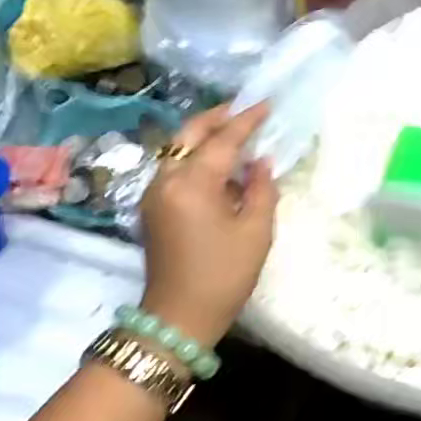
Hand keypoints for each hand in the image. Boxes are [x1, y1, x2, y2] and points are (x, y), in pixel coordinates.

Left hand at [138, 105, 276, 346]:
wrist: (180, 315)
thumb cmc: (225, 275)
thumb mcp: (256, 232)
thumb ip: (262, 190)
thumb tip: (261, 163)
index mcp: (192, 184)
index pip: (223, 141)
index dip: (247, 121)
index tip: (266, 104)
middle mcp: (165, 180)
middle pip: (189, 134)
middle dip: (218, 118)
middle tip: (245, 109)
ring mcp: (154, 193)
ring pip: (178, 149)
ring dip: (206, 136)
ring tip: (236, 132)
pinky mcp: (153, 207)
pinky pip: (175, 168)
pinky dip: (197, 157)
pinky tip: (220, 165)